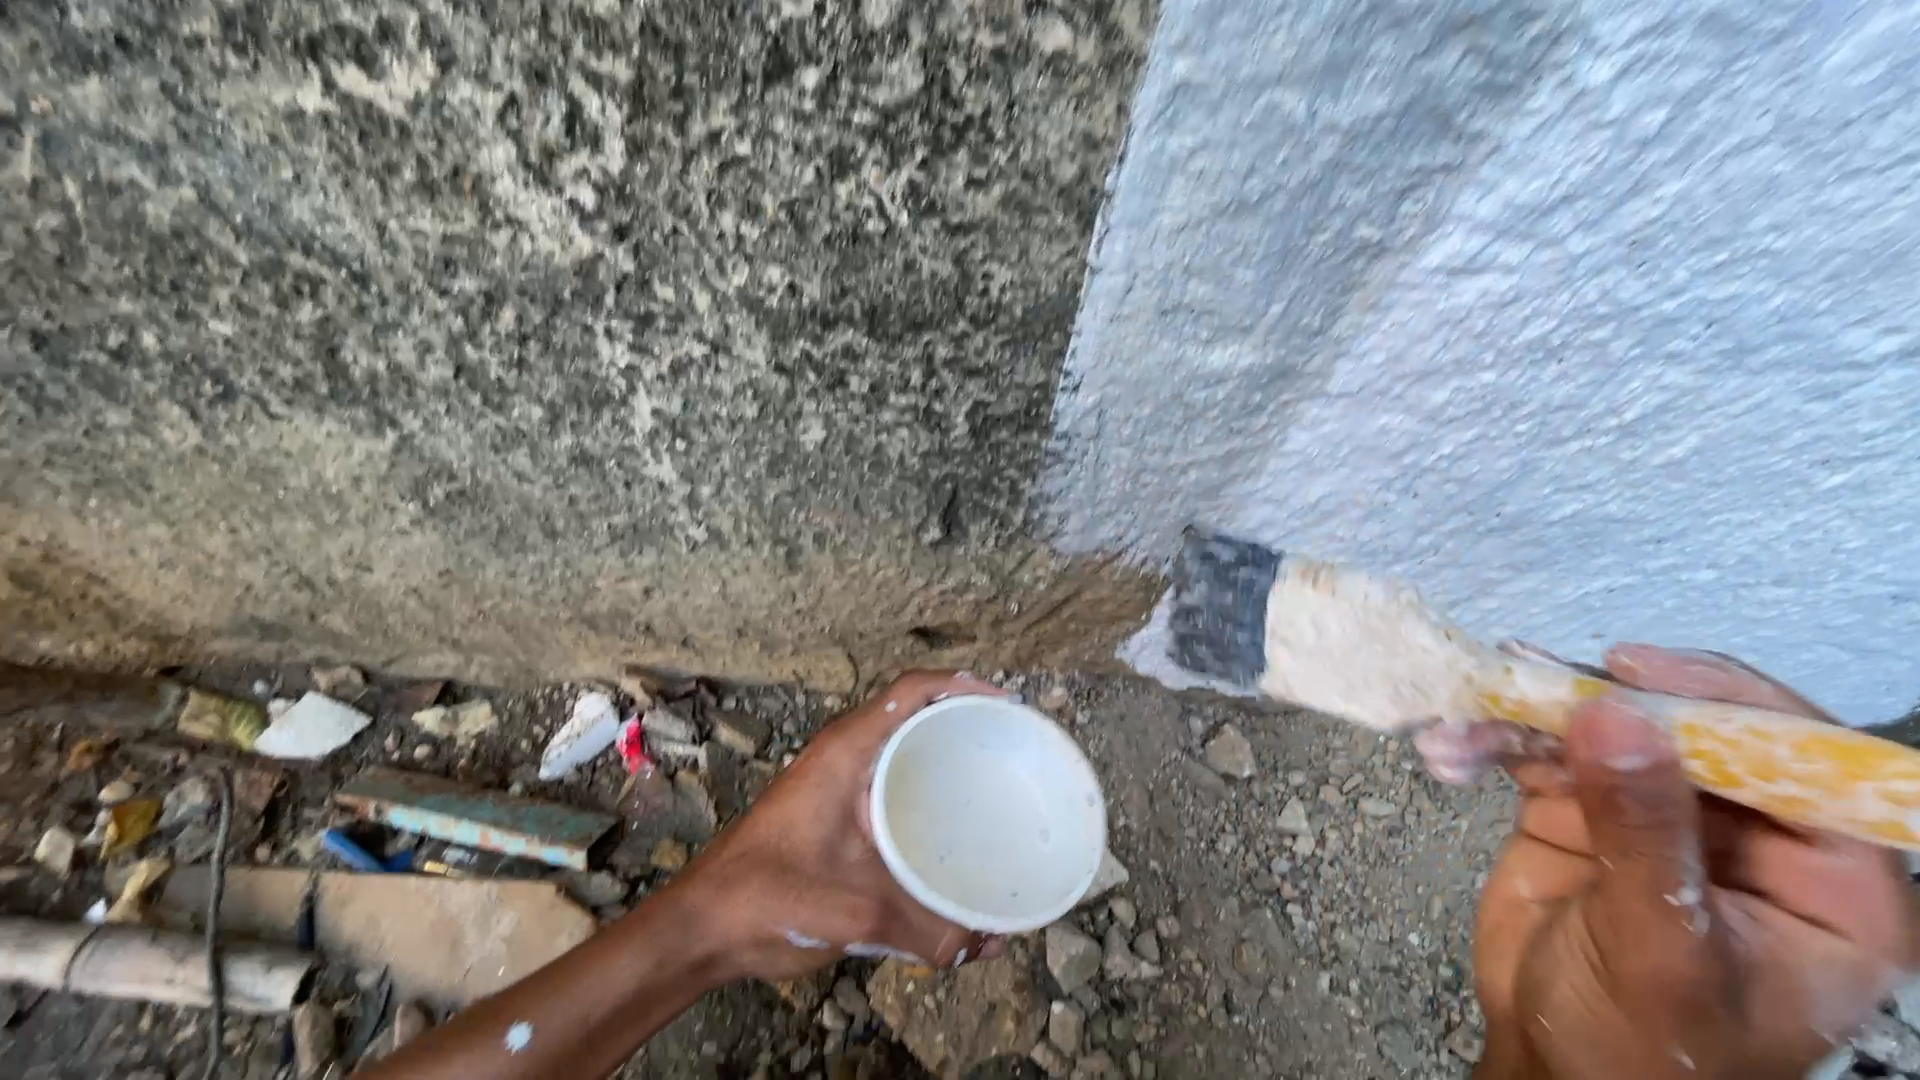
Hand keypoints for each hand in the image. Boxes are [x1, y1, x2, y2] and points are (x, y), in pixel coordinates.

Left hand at [668, 670, 1010, 983]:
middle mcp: (844, 754)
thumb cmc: (767, 898)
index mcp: (848, 750)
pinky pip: (888, 783)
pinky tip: (944, 830)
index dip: (963, 685)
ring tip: (989, 782)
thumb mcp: (855, 912)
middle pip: (912, 713)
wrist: (701, 926)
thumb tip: (985, 944)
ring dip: (940, 755)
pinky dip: (921, 791)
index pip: (912, 689)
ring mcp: (835, 782)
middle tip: (1010, 747)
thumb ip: (924, 930)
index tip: (1008, 706)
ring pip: (899, 749)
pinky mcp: (832, 812)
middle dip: (961, 720)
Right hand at [1465, 645, 1919, 1079]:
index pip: (1800, 763)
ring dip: (1518, 720)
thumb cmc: (1642, 1044)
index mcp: (1819, 877)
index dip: (1728, 703)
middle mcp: (1738, 829)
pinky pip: (1532, 750)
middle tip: (1518, 677)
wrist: (1549, 1068)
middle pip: (1680, 730)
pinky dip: (1483, 743)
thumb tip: (1614, 712)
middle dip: (1593, 702)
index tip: (1632, 669)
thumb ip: (1642, 832)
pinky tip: (1445, 752)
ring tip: (1456, 727)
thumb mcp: (1656, 945)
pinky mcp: (1573, 807)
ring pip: (1594, 731)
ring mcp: (1647, 813)